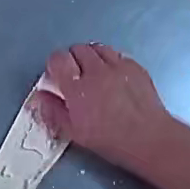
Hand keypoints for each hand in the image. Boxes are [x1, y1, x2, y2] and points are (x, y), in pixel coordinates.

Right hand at [30, 44, 188, 174]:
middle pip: (77, 49)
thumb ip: (53, 111)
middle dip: (73, 59)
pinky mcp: (135, 66)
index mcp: (77, 88)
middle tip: (75, 75)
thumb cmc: (112, 140)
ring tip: (94, 73)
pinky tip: (113, 76)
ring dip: (92, 56)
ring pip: (97, 48)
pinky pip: (117, 54)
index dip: (55, 64)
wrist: (151, 139)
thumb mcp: (75, 132)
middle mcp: (96, 71)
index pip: (58, 59)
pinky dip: (111, 61)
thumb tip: (38, 97)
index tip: (57, 75)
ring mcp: (118, 66)